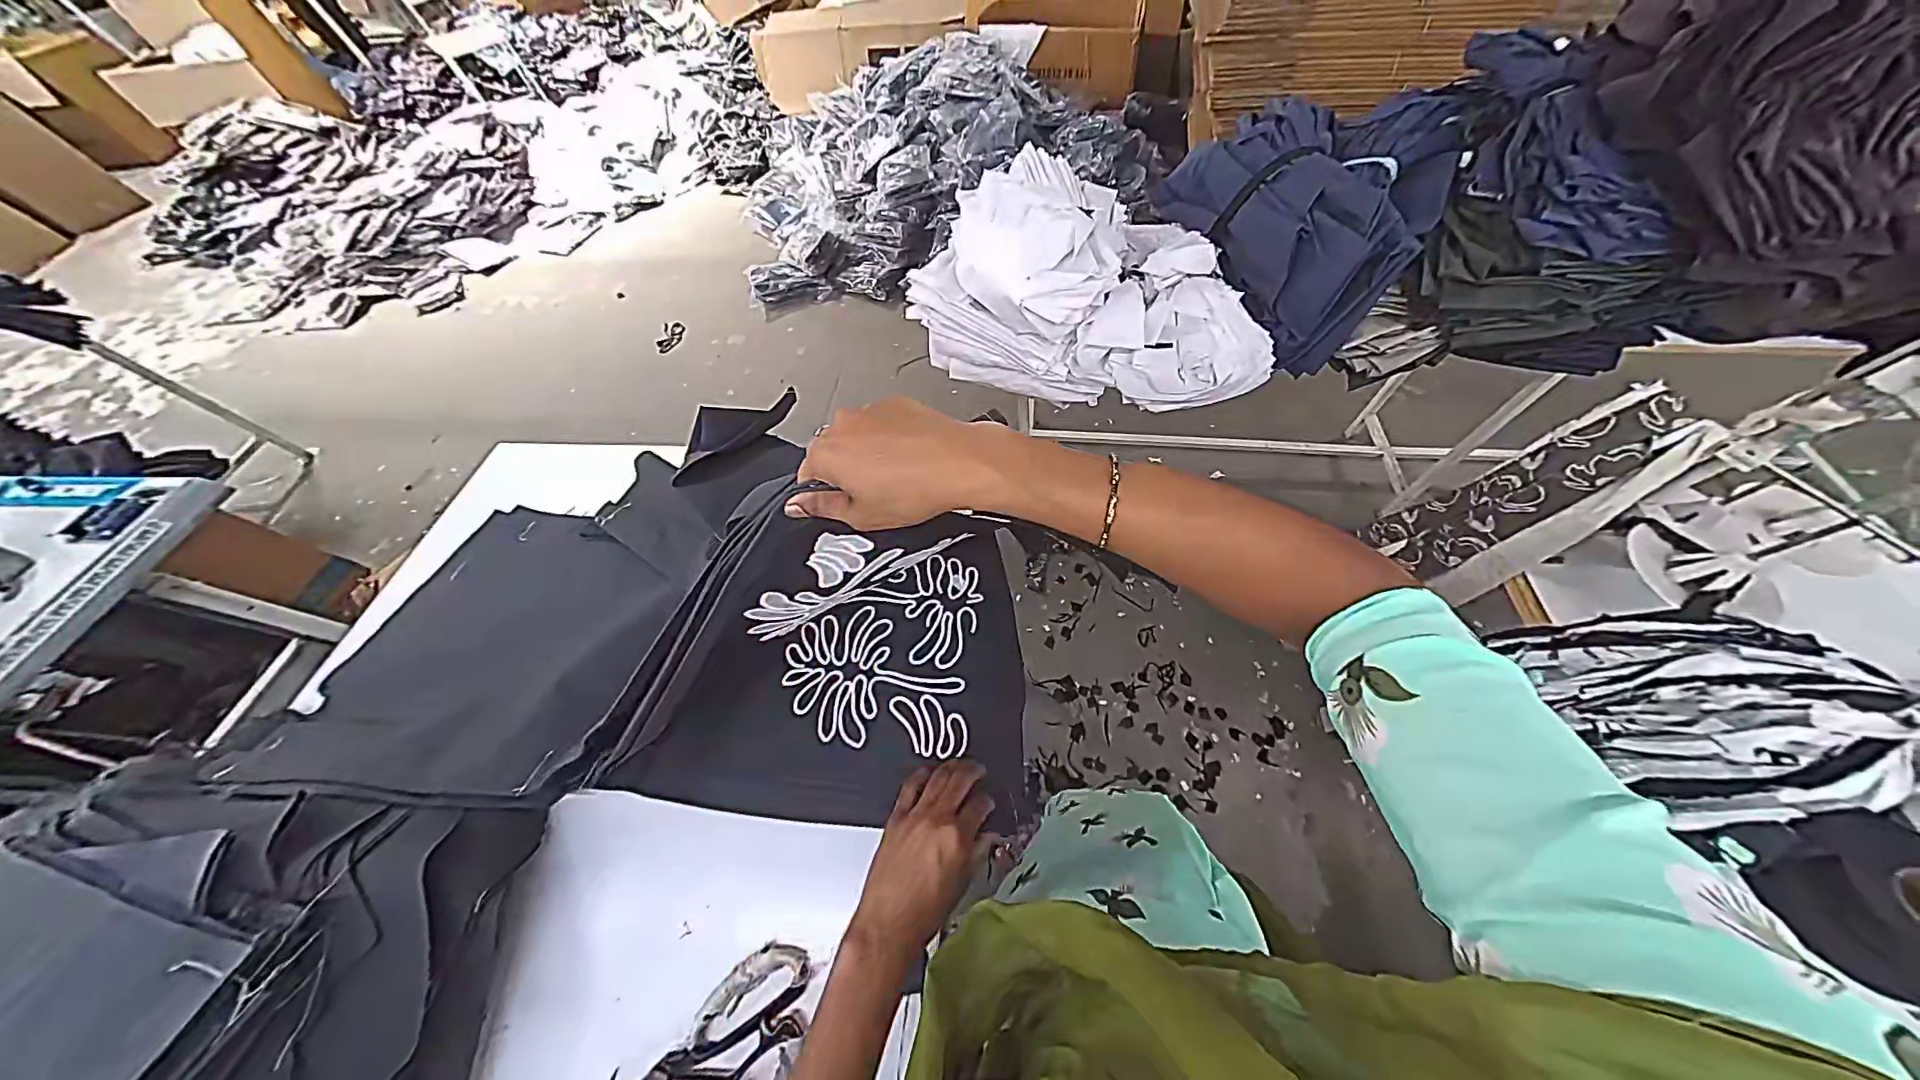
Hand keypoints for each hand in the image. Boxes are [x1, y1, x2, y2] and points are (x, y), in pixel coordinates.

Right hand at [786, 398, 1025, 529]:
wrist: (960, 462)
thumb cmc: (917, 488)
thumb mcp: (862, 515)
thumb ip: (823, 507)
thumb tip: (800, 505)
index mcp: (826, 453)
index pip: (806, 475)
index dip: (823, 493)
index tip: (841, 502)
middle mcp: (843, 424)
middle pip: (831, 451)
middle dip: (846, 471)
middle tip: (873, 493)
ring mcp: (870, 411)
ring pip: (858, 436)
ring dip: (869, 453)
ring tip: (897, 475)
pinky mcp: (896, 404)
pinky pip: (883, 423)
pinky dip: (891, 438)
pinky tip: (910, 458)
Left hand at [845, 761, 995, 957]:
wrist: (889, 921)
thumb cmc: (923, 911)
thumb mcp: (961, 883)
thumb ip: (975, 853)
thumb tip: (984, 838)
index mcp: (957, 837)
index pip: (980, 805)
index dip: (988, 800)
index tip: (989, 800)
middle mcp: (936, 820)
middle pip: (959, 781)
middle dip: (973, 771)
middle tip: (979, 769)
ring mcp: (914, 816)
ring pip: (937, 778)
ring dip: (951, 767)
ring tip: (959, 764)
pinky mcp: (896, 819)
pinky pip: (909, 787)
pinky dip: (921, 775)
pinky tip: (927, 771)